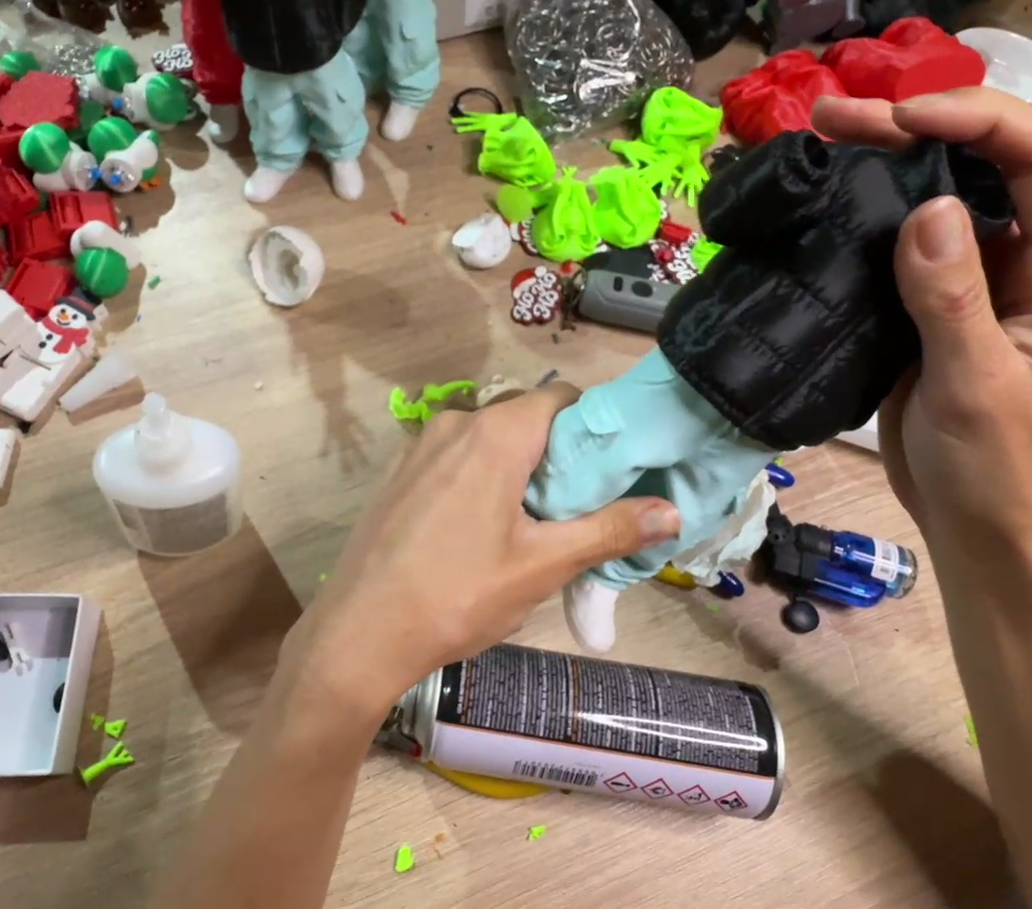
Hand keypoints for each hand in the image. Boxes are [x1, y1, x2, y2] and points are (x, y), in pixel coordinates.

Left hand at [279, 385, 679, 716]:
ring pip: (490, 440)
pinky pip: (456, 459)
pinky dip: (482, 478)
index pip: (562, 399)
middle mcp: (455, 423)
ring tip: (537, 525)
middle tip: (583, 507)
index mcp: (494, 433)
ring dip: (520, 470)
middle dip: (559, 455)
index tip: (617, 468)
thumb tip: (672, 510)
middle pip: (526, 419)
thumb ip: (609, 530)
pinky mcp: (399, 472)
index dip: (595, 428)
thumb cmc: (456, 595)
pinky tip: (482, 530)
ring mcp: (419, 446)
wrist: (358, 632)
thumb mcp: (542, 566)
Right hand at [811, 90, 1031, 556]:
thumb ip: (955, 300)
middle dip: (918, 124)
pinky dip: (863, 210)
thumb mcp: (981, 388)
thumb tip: (927, 208)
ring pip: (940, 191)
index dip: (980, 119)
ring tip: (821, 142)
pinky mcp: (929, 302)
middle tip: (834, 119)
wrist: (978, 529)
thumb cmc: (1000, 470)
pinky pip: (900, 238)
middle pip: (988, 159)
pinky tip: (823, 203)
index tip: (900, 119)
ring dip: (886, 159)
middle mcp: (1029, 258)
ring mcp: (975, 278)